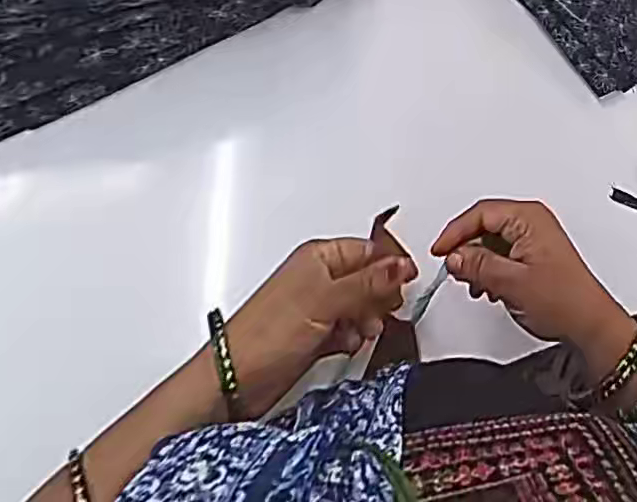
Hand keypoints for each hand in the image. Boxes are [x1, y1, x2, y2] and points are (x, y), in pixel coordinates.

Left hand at [226, 236, 416, 411]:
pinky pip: (347, 328)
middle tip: (383, 309)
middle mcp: (318, 277)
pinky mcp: (313, 334)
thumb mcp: (326, 301)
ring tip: (363, 331)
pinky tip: (349, 343)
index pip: (369, 250)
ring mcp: (316, 307)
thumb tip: (401, 265)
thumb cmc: (265, 335)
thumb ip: (369, 282)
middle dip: (378, 295)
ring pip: (359, 305)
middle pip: (367, 278)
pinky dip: (352, 335)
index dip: (390, 265)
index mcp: (320, 256)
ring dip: (366, 318)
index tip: (407, 281)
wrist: (229, 386)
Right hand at [431, 200, 631, 356]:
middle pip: (486, 223)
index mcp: (528, 217)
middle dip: (467, 247)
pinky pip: (503, 251)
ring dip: (478, 260)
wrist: (588, 322)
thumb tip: (455, 255)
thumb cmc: (564, 299)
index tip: (440, 250)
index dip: (456, 231)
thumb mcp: (511, 282)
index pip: (482, 212)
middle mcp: (532, 221)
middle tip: (453, 267)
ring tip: (475, 283)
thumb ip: (478, 265)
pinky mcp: (534, 252)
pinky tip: (489, 287)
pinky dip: (490, 267)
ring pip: (492, 239)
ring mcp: (534, 236)